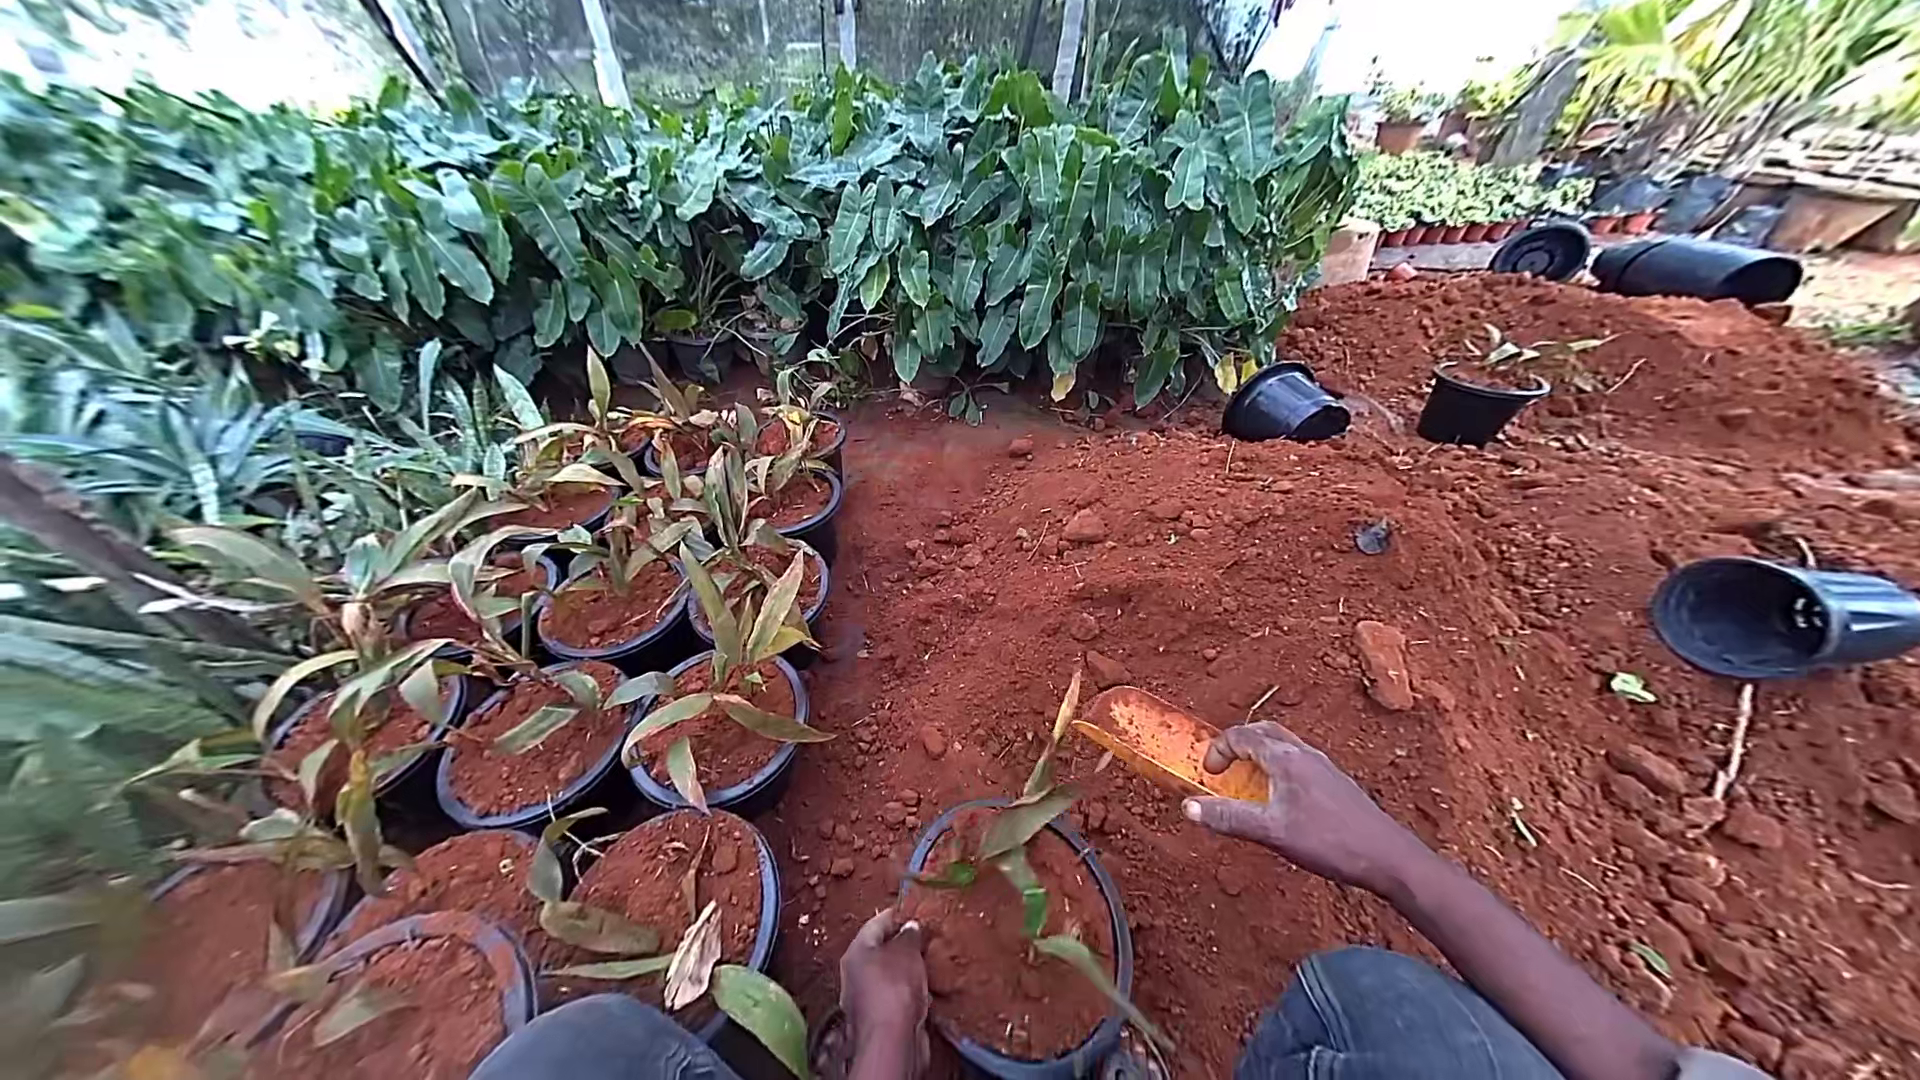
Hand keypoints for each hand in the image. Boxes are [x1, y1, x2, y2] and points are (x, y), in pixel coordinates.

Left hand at [839, 908, 929, 1069]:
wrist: (892, 1042)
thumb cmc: (894, 987)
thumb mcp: (907, 949)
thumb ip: (909, 933)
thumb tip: (911, 927)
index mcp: (856, 952)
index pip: (876, 923)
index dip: (897, 915)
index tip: (914, 910)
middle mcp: (855, 975)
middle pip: (882, 950)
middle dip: (903, 943)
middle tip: (924, 935)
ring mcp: (866, 999)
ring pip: (891, 974)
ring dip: (908, 968)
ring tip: (929, 959)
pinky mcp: (880, 1020)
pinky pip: (897, 996)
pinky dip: (910, 990)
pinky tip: (925, 987)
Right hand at [1182, 720, 1431, 894]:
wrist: (1392, 861)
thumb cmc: (1332, 842)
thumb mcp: (1271, 831)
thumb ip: (1228, 817)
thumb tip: (1188, 807)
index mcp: (1285, 757)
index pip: (1241, 736)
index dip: (1218, 750)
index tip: (1209, 774)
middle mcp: (1305, 754)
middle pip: (1263, 731)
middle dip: (1238, 742)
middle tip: (1224, 764)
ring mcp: (1324, 767)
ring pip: (1283, 744)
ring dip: (1259, 753)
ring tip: (1248, 779)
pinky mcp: (1336, 784)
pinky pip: (1299, 760)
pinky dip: (1278, 766)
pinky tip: (1281, 797)